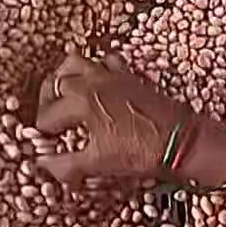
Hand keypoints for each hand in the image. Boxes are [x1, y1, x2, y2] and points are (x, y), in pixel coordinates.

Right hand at [34, 52, 190, 182]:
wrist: (182, 140)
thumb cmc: (140, 150)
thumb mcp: (98, 163)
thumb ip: (66, 165)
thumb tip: (44, 166)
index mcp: (80, 101)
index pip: (48, 115)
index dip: (43, 132)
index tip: (46, 143)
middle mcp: (91, 81)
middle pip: (56, 83)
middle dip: (47, 102)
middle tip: (49, 120)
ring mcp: (111, 75)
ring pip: (77, 63)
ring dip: (65, 76)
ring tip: (64, 94)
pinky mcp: (128, 75)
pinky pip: (105, 61)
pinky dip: (96, 67)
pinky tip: (97, 83)